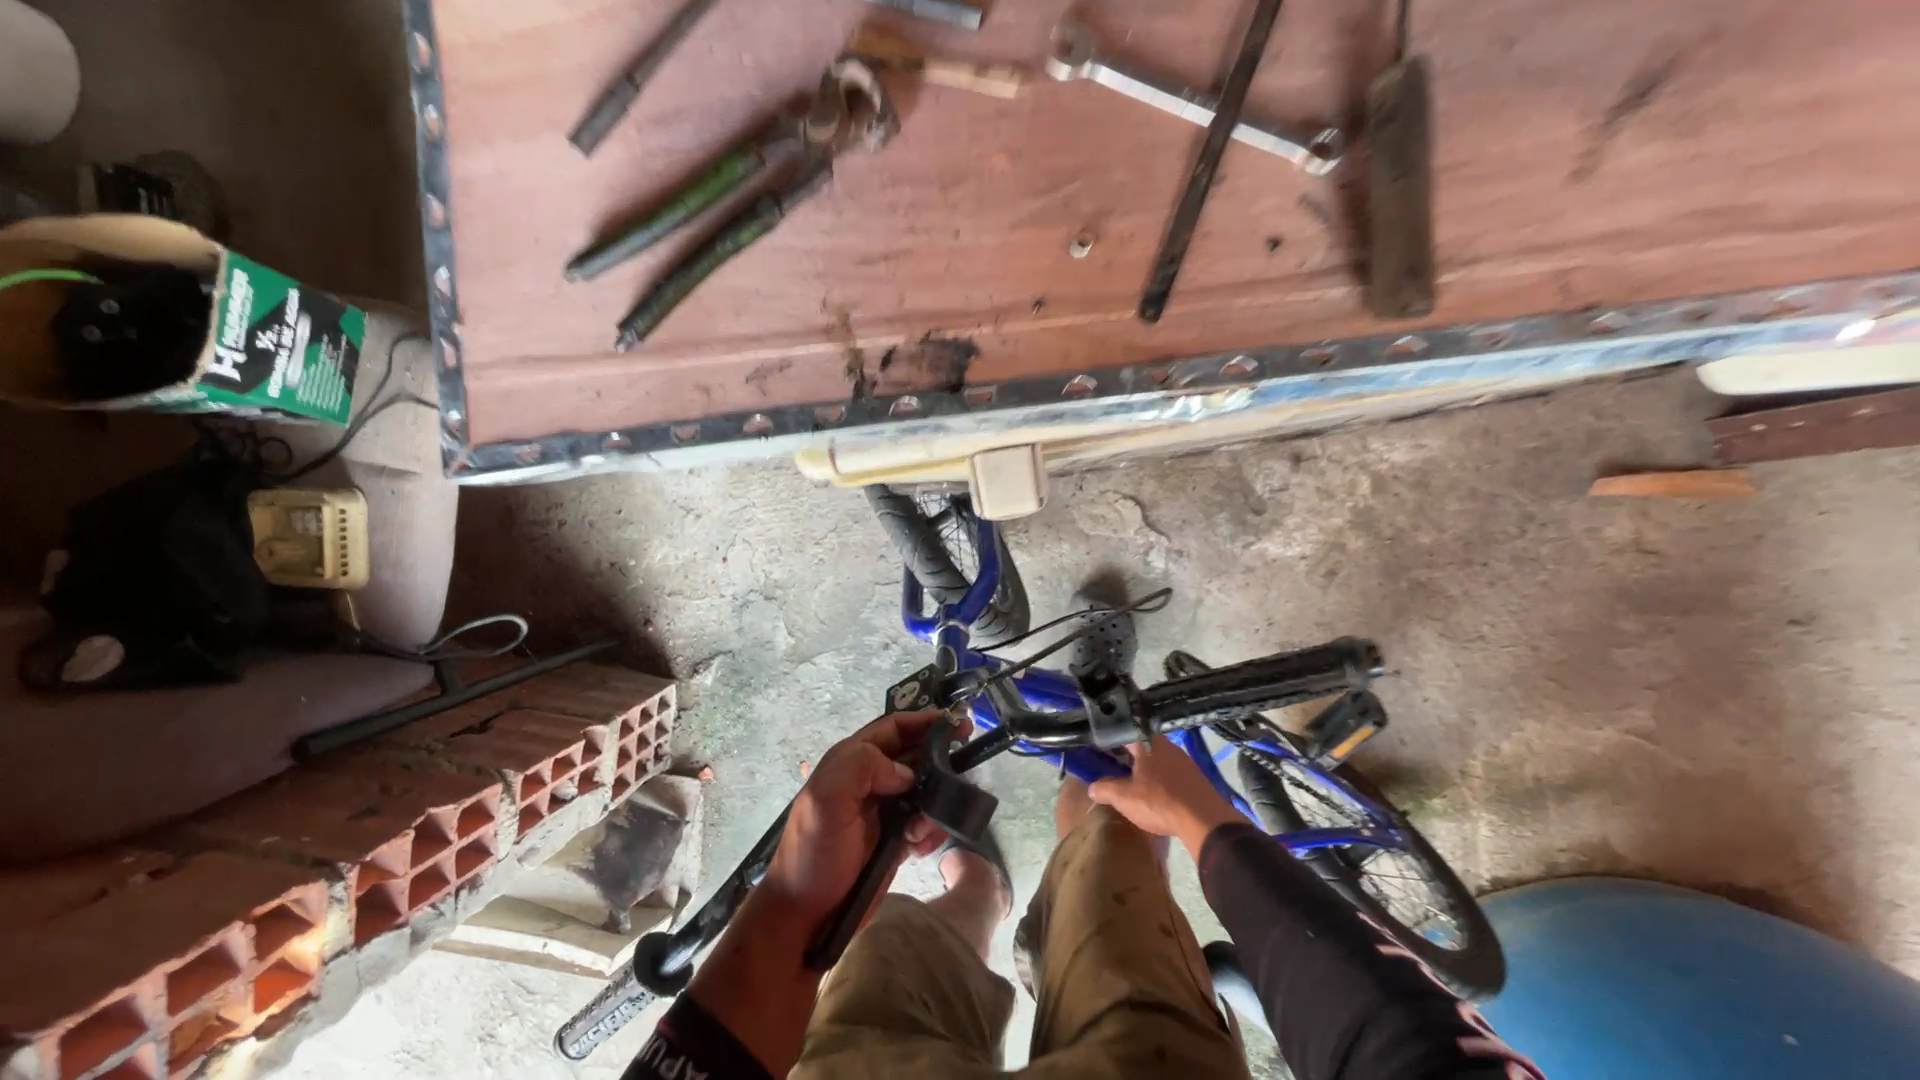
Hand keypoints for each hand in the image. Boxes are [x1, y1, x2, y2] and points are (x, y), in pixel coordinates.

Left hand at [761, 710, 965, 925]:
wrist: (807, 914)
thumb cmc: (813, 854)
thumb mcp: (826, 800)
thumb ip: (862, 767)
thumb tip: (906, 773)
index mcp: (849, 762)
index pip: (893, 729)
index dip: (924, 721)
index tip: (957, 722)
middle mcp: (868, 781)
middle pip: (914, 757)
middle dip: (938, 763)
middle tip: (964, 771)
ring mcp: (882, 811)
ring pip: (924, 791)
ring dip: (933, 804)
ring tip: (922, 828)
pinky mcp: (893, 840)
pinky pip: (924, 823)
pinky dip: (930, 831)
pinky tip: (919, 847)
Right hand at [1088, 737, 1243, 858]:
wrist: (1205, 821)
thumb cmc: (1160, 803)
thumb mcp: (1125, 798)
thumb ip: (1105, 789)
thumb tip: (1092, 787)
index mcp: (1148, 743)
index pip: (1125, 732)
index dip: (1111, 740)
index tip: (1101, 749)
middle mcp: (1168, 746)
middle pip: (1142, 745)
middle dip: (1128, 756)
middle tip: (1114, 767)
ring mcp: (1184, 761)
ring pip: (1158, 759)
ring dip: (1145, 769)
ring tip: (1133, 782)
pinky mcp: (1195, 778)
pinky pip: (1171, 773)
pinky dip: (1160, 780)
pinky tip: (1155, 794)